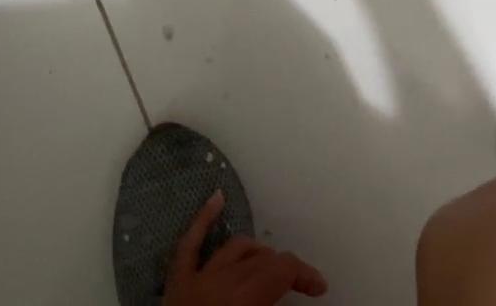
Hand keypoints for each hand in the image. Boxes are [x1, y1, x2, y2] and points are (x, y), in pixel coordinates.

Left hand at [163, 191, 326, 304]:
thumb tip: (292, 297)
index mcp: (244, 301)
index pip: (282, 271)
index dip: (305, 275)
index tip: (319, 288)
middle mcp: (220, 283)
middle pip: (263, 261)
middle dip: (285, 270)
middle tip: (300, 287)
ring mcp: (196, 280)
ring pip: (236, 250)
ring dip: (256, 253)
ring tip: (270, 265)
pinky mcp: (176, 284)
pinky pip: (190, 245)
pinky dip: (203, 220)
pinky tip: (216, 200)